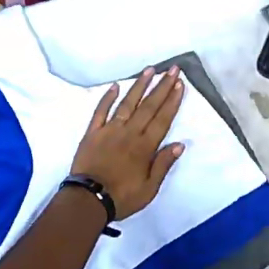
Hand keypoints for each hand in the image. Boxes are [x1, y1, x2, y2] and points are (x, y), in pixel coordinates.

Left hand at [71, 67, 185, 219]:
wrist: (88, 199)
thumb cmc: (122, 197)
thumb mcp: (149, 188)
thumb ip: (163, 164)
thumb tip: (179, 144)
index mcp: (145, 146)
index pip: (162, 119)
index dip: (172, 101)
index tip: (179, 84)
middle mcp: (129, 133)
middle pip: (148, 106)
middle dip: (162, 86)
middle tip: (172, 69)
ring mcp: (109, 130)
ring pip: (127, 103)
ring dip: (139, 86)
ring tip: (150, 70)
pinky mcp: (92, 132)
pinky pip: (101, 110)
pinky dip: (108, 97)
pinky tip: (116, 85)